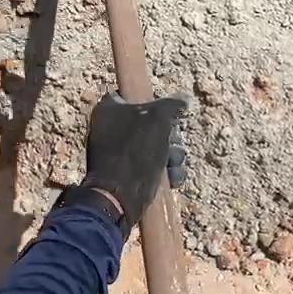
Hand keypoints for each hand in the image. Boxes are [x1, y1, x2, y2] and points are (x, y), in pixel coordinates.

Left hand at [75, 92, 187, 231]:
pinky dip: (166, 171)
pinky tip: (172, 177)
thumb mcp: (158, 119)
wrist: (120, 197)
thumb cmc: (135, 152)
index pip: (135, 96)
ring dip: (173, 155)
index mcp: (109, 109)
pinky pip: (154, 165)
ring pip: (157, 146)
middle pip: (152, 123)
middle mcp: (110, 128)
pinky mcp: (128, 173)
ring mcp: (119, 152)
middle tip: (174, 143)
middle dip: (171, 136)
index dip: (156, 104)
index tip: (170, 114)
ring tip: (173, 165)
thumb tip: (184, 99)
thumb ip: (171, 105)